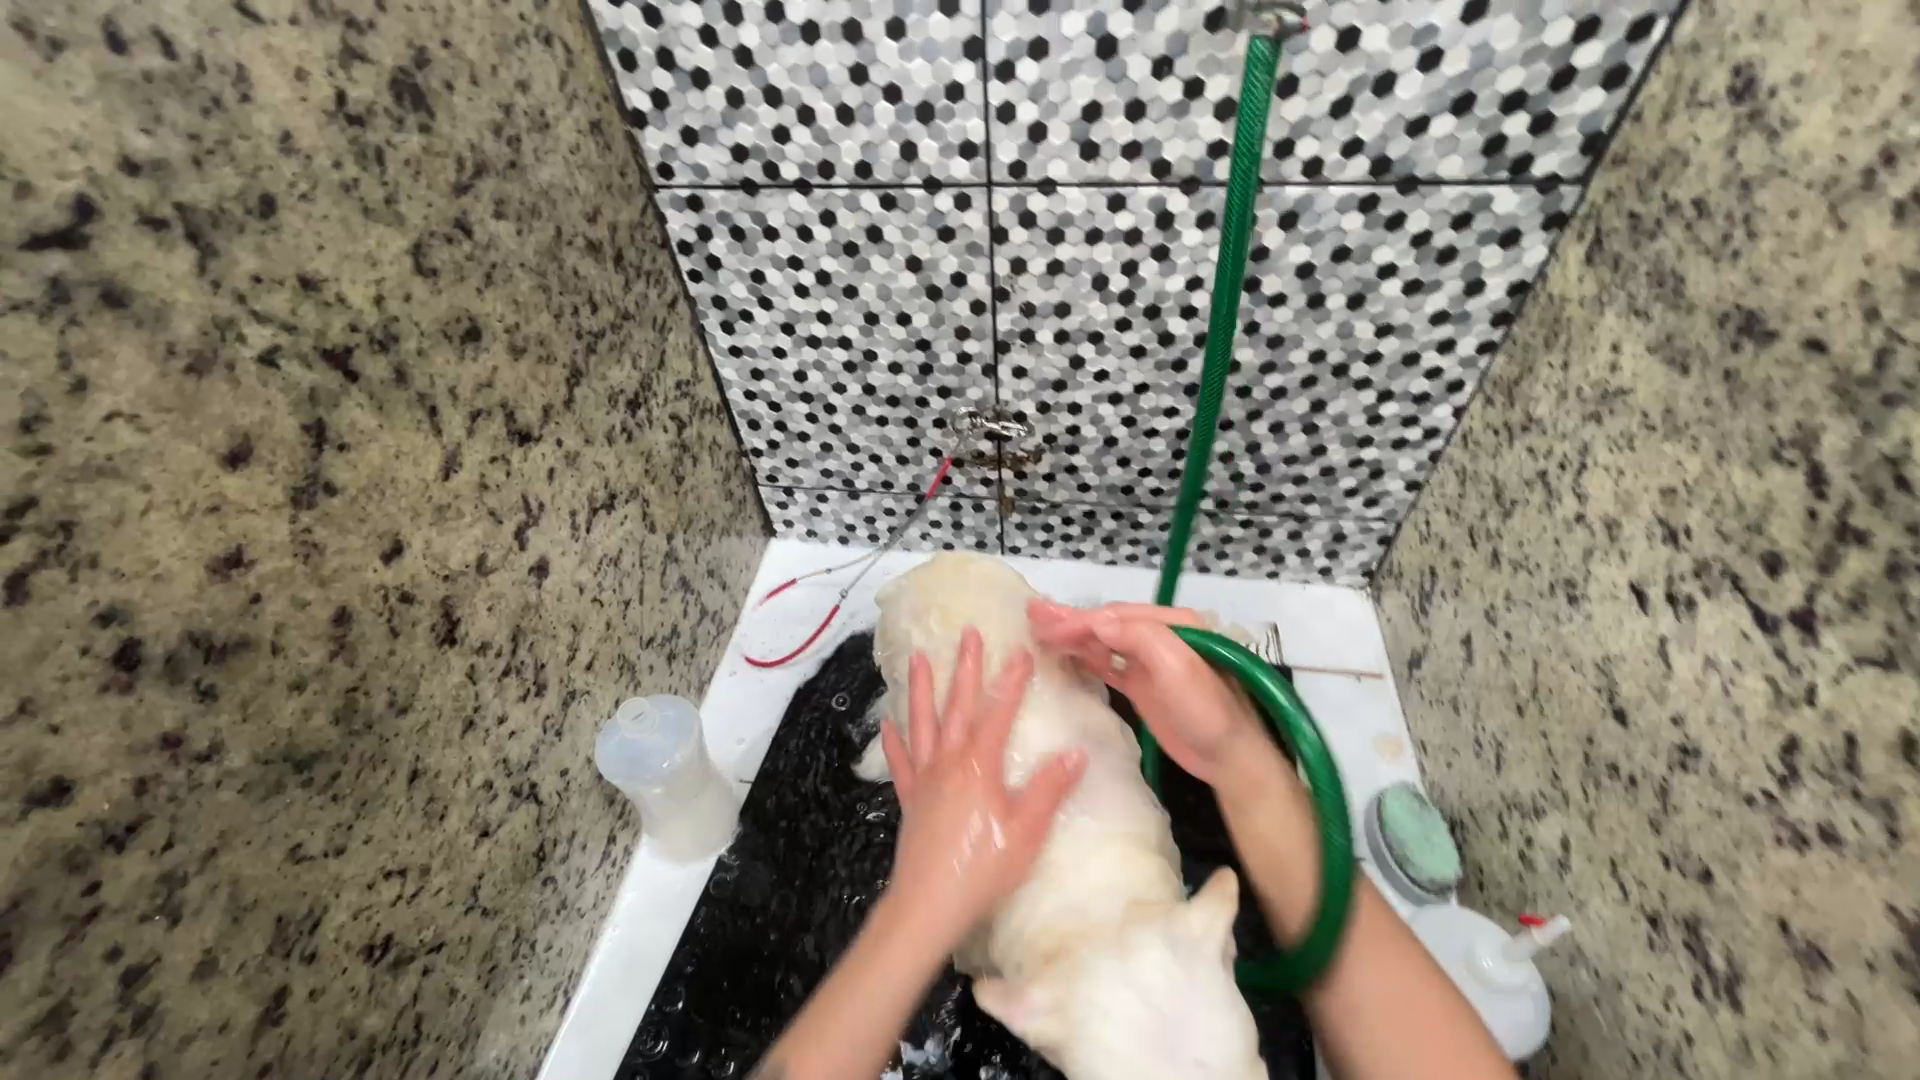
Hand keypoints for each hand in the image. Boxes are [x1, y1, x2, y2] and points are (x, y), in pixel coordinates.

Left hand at [880, 627, 1087, 949]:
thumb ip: (1048, 789)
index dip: (1011, 681)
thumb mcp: (1027, 831)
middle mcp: (948, 761)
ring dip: (920, 688)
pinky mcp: (910, 797)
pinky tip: (886, 722)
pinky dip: (892, 739)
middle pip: (957, 705)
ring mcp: (925, 777)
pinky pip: (899, 760)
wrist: (928, 903)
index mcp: (979, 765)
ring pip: (921, 722)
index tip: (1021, 650)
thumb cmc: (983, 868)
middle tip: (967, 633)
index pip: (999, 712)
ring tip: (917, 657)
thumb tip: (1075, 752)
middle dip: (965, 667)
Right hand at [1027, 600, 1280, 794]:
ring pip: (1104, 643)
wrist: (1230, 758)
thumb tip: (1097, 622)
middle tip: (1033, 619)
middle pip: (1108, 625)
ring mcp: (1150, 662)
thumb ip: (1142, 639)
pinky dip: (1085, 659)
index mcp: (1174, 624)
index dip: (1082, 619)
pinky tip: (1063, 656)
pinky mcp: (1143, 685)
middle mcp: (1161, 637)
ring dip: (1073, 638)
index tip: (1048, 625)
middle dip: (1071, 622)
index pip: (1118, 616)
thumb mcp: (1179, 670)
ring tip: (1039, 634)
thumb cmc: (1207, 712)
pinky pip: (1108, 665)